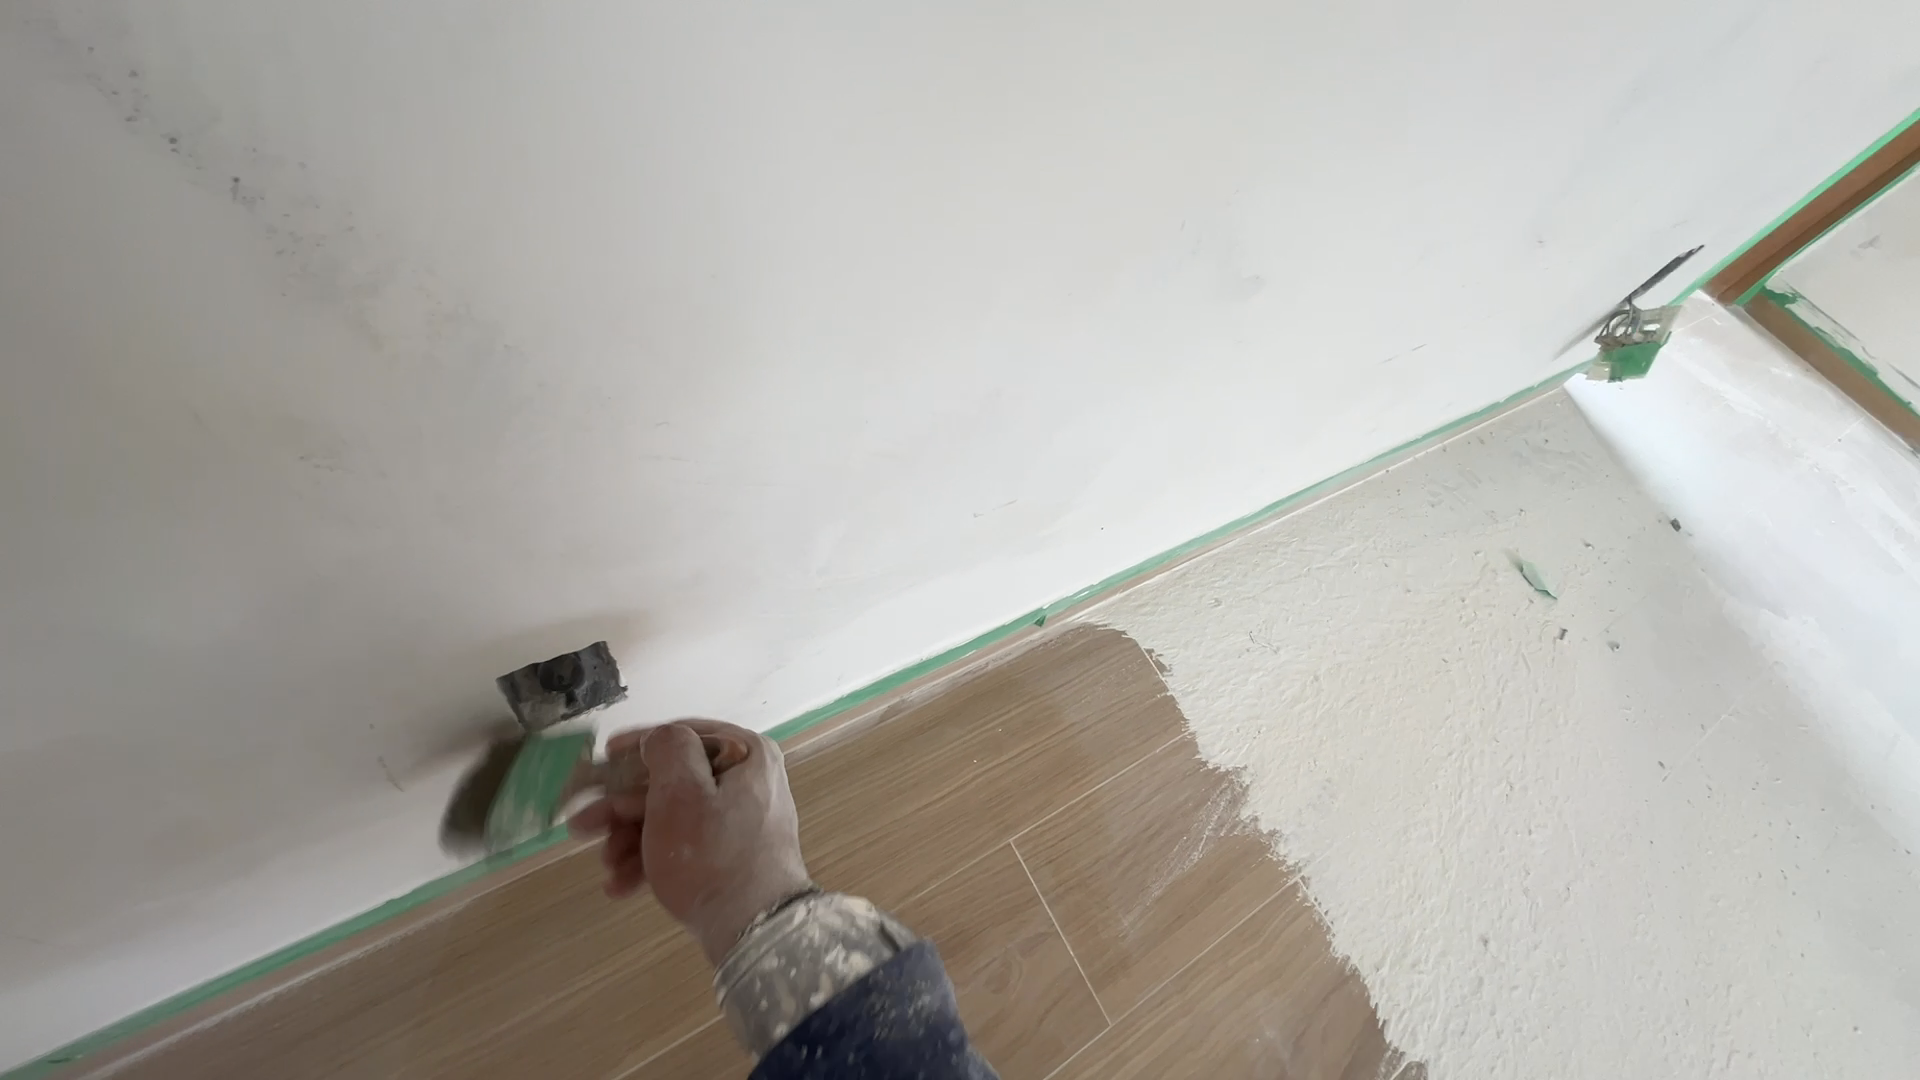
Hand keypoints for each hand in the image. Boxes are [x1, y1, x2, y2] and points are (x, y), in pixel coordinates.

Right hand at [568, 720, 811, 963]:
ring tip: (605, 866)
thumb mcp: (682, 792)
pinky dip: (654, 859)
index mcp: (745, 752)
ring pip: (676, 815)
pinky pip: (688, 843)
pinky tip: (620, 886)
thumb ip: (667, 750)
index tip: (602, 757)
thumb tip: (661, 737)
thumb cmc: (713, 852)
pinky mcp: (735, 853)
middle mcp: (750, 778)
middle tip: (581, 826)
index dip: (639, 745)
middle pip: (674, 780)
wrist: (754, 928)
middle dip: (623, 806)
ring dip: (633, 837)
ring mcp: (744, 817)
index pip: (684, 735)